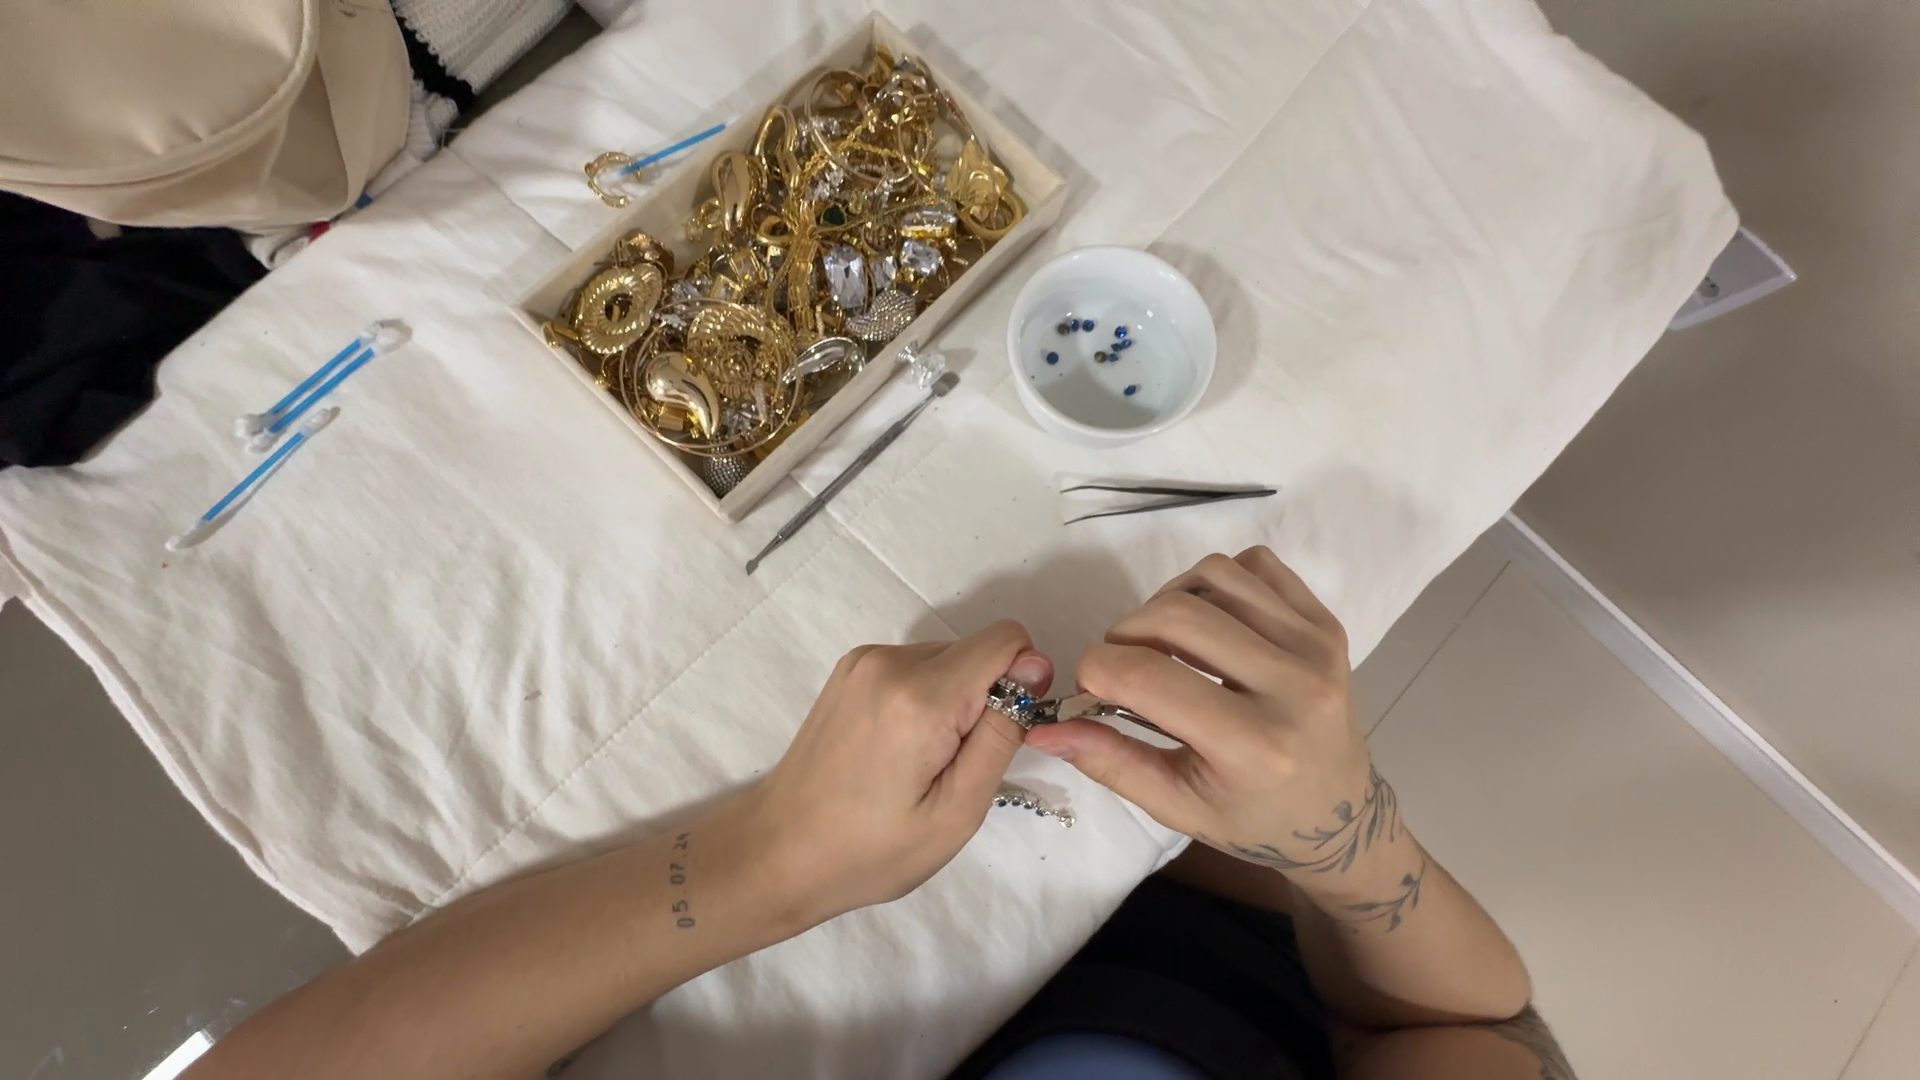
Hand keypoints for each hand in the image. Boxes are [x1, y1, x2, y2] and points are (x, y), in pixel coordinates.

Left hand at [749, 620, 1050, 924]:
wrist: (778, 850)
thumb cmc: (872, 850)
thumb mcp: (957, 811)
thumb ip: (1001, 733)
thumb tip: (1035, 667)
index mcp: (920, 696)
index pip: (1005, 641)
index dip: (1022, 680)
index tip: (1002, 732)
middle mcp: (890, 660)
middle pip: (976, 651)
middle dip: (983, 698)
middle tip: (953, 763)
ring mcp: (865, 659)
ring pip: (947, 658)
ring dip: (953, 700)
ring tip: (920, 759)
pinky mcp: (851, 666)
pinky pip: (916, 664)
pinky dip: (925, 696)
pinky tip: (899, 744)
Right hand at [1027, 548, 1407, 893]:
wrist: (1342, 816)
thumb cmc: (1254, 819)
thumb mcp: (1177, 806)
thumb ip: (1108, 761)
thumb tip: (1042, 729)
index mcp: (1253, 745)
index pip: (1146, 676)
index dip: (1095, 669)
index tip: (1092, 686)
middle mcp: (1293, 685)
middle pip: (1174, 614)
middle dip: (1124, 633)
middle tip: (1122, 664)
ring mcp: (1316, 645)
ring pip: (1211, 575)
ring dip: (1167, 601)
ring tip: (1165, 642)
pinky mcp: (1326, 623)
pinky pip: (1254, 566)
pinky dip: (1214, 582)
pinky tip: (1209, 622)